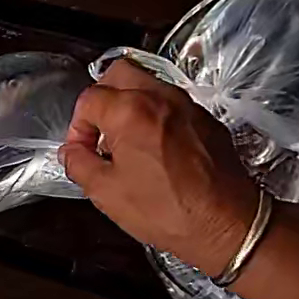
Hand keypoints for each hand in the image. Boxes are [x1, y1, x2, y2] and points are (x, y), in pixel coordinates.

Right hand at [60, 59, 260, 275]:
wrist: (227, 225)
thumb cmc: (167, 210)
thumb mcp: (104, 192)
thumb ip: (78, 163)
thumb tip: (71, 152)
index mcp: (130, 112)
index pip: (88, 100)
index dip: (77, 127)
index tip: (81, 151)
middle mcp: (160, 98)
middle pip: (118, 74)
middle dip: (100, 100)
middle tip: (97, 133)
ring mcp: (187, 105)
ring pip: (145, 83)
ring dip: (126, 105)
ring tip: (123, 142)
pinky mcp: (205, 118)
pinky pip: (168, 102)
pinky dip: (151, 114)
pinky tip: (150, 149)